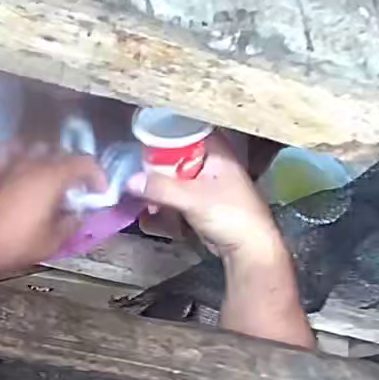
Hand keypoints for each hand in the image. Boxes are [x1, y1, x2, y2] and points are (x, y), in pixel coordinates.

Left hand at [0, 148, 106, 281]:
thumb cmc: (16, 244)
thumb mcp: (53, 240)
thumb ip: (71, 222)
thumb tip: (78, 214)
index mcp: (52, 176)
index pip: (84, 162)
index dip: (97, 175)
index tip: (100, 192)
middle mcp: (32, 162)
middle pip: (62, 152)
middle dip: (75, 167)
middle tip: (78, 189)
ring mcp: (10, 163)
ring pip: (37, 147)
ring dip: (49, 158)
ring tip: (53, 177)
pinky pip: (9, 150)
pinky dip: (19, 152)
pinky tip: (21, 164)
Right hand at [124, 149, 283, 264]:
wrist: (248, 248)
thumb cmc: (230, 215)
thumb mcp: (192, 199)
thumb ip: (160, 188)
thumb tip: (130, 181)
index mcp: (216, 151)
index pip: (185, 131)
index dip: (162, 134)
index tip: (140, 140)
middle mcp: (210, 161)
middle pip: (175, 154)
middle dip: (154, 166)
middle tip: (135, 173)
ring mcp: (205, 181)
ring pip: (174, 175)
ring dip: (157, 185)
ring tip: (142, 195)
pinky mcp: (200, 199)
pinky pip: (176, 192)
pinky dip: (164, 198)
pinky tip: (152, 209)